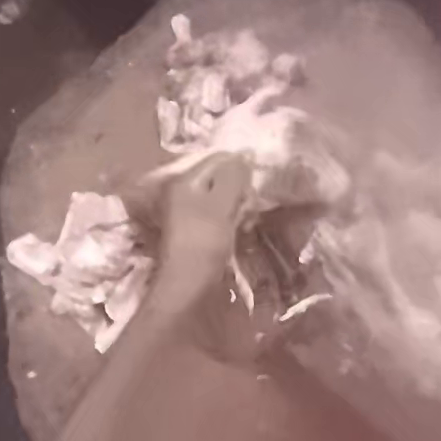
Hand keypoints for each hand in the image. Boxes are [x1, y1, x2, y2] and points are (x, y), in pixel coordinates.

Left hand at [150, 154, 248, 311]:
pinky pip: (219, 216)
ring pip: (222, 198)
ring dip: (239, 206)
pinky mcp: (196, 232)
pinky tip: (241, 230)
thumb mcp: (221, 204)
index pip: (219, 159)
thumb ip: (232, 177)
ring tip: (248, 221)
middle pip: (220, 178)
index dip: (241, 167)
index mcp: (185, 181)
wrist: (187, 286)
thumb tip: (244, 154)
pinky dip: (232, 220)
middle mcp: (183, 193)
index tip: (258, 184)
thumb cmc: (204, 242)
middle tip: (252, 205)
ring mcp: (188, 213)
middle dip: (241, 189)